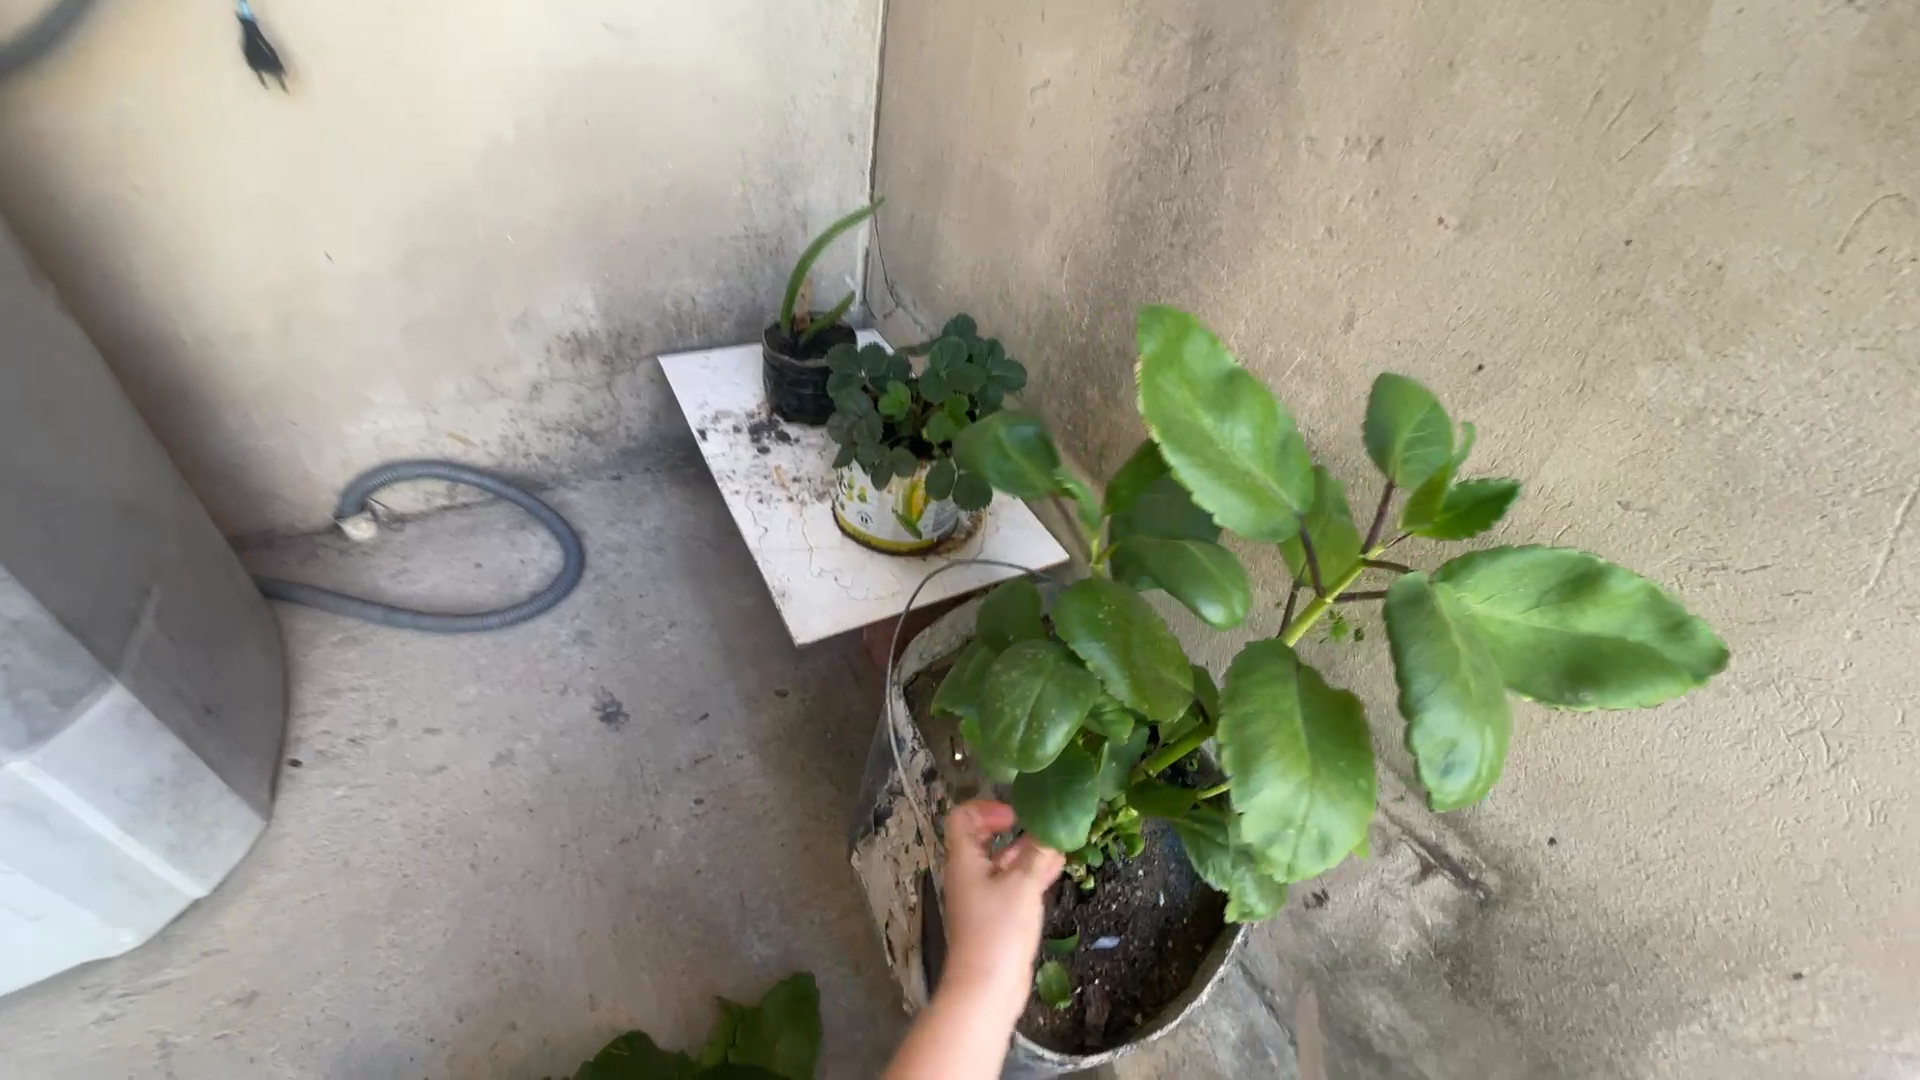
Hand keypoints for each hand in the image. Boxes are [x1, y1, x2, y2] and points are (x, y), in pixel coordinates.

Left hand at [939, 800, 1065, 1025]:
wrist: (986, 989)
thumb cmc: (998, 930)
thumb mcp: (1022, 885)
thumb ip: (1038, 854)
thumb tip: (1053, 830)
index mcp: (964, 859)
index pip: (961, 817)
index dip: (985, 808)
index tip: (1013, 816)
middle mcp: (968, 874)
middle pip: (984, 838)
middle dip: (1013, 829)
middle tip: (1040, 825)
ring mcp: (981, 896)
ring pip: (1002, 862)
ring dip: (1027, 852)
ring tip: (1056, 844)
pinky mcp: (995, 916)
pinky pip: (1012, 884)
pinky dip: (1031, 873)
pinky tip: (1056, 867)